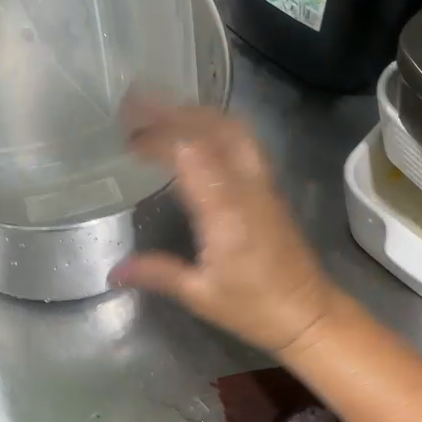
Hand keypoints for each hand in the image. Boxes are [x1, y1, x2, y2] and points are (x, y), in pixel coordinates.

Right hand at [109, 102, 340, 354]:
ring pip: (232, 129)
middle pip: (212, 127)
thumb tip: (114, 271)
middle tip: (136, 107)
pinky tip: (197, 136)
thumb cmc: (253, 309)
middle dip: (172, 111)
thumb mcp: (200, 294)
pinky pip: (243, 143)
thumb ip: (157, 274)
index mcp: (226, 211)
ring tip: (162, 113)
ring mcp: (263, 184)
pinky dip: (215, 128)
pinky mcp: (271, 189)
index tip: (127, 134)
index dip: (157, 135)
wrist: (307, 314)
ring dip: (196, 114)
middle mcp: (247, 187)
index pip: (189, 152)